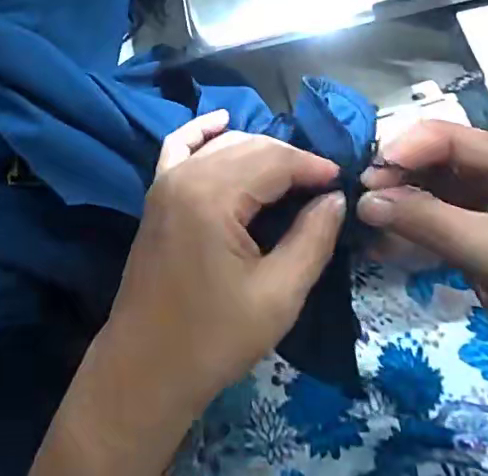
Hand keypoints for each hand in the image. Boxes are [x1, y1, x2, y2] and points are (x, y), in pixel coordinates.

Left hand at [32, 112, 345, 474]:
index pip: (274, 160)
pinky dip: (203, 132)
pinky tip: (223, 122)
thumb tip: (334, 198)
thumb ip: (311, 239)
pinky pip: (179, 146)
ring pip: (221, 145)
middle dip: (289, 160)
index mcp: (213, 195)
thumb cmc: (214, 337)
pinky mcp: (156, 193)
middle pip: (249, 146)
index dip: (312, 166)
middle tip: (323, 186)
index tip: (342, 181)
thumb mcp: (278, 295)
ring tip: (293, 175)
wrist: (146, 365)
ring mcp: (165, 180)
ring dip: (258, 150)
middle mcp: (185, 175)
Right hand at [357, 121, 487, 378]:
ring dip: (393, 204)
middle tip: (358, 199)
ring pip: (422, 191)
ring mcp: (480, 206)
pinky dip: (402, 231)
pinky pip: (426, 222)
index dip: (404, 149)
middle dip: (393, 177)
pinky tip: (376, 244)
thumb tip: (363, 200)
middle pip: (429, 160)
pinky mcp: (469, 236)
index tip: (367, 174)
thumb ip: (430, 221)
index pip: (447, 138)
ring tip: (360, 221)